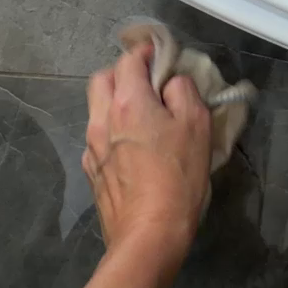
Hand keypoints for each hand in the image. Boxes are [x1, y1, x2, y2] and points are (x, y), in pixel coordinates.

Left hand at [82, 43, 211, 258]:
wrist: (148, 235)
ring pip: (96, 107)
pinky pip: (98, 134)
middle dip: (124, 71)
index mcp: (127, 102)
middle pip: (102, 78)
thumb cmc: (178, 174)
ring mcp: (91, 147)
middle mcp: (101, 119)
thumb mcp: (196, 123)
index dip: (147, 52)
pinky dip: (113, 127)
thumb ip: (183, 90)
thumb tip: (171, 82)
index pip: (129, 60)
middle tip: (150, 81)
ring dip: (116, 99)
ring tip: (144, 112)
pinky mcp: (91, 171)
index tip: (164, 56)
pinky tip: (134, 144)